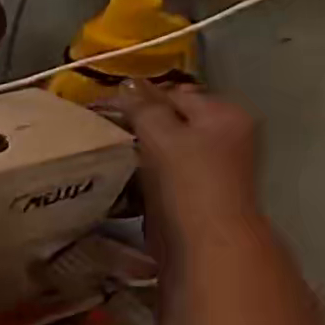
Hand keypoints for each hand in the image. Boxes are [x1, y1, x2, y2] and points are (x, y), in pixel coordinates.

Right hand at [115, 81, 262, 247]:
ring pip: (162, 145)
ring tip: (106, 152)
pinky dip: (141, 169)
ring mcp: (209, 164)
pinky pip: (160, 168)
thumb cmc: (187, 182)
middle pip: (170, 119)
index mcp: (224, 114)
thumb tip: (126, 84)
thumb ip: (143, 108)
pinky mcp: (192, 188)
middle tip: (101, 131)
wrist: (204, 240)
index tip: (100, 110)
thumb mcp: (162, 136)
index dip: (136, 100)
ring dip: (136, 149)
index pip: (172, 94)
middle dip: (136, 124)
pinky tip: (120, 175)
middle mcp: (223, 134)